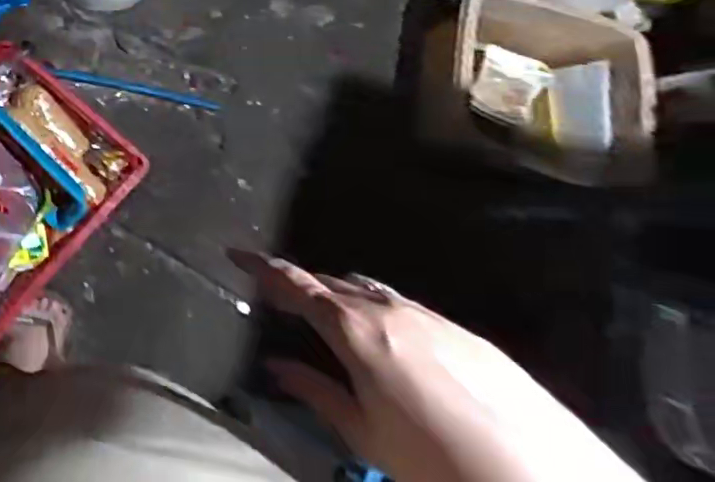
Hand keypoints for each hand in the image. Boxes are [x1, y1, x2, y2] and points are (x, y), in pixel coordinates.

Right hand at [232, 252, 639, 481]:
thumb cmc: (441, 468)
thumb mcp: (366, 436)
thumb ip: (316, 393)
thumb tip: (277, 367)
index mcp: (352, 328)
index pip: (292, 282)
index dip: (260, 266)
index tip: (235, 254)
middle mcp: (390, 311)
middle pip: (334, 284)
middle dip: (305, 287)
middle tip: (284, 301)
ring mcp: (438, 323)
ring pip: (376, 294)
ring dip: (347, 299)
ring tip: (338, 324)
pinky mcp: (478, 342)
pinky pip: (415, 312)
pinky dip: (388, 316)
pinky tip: (399, 351)